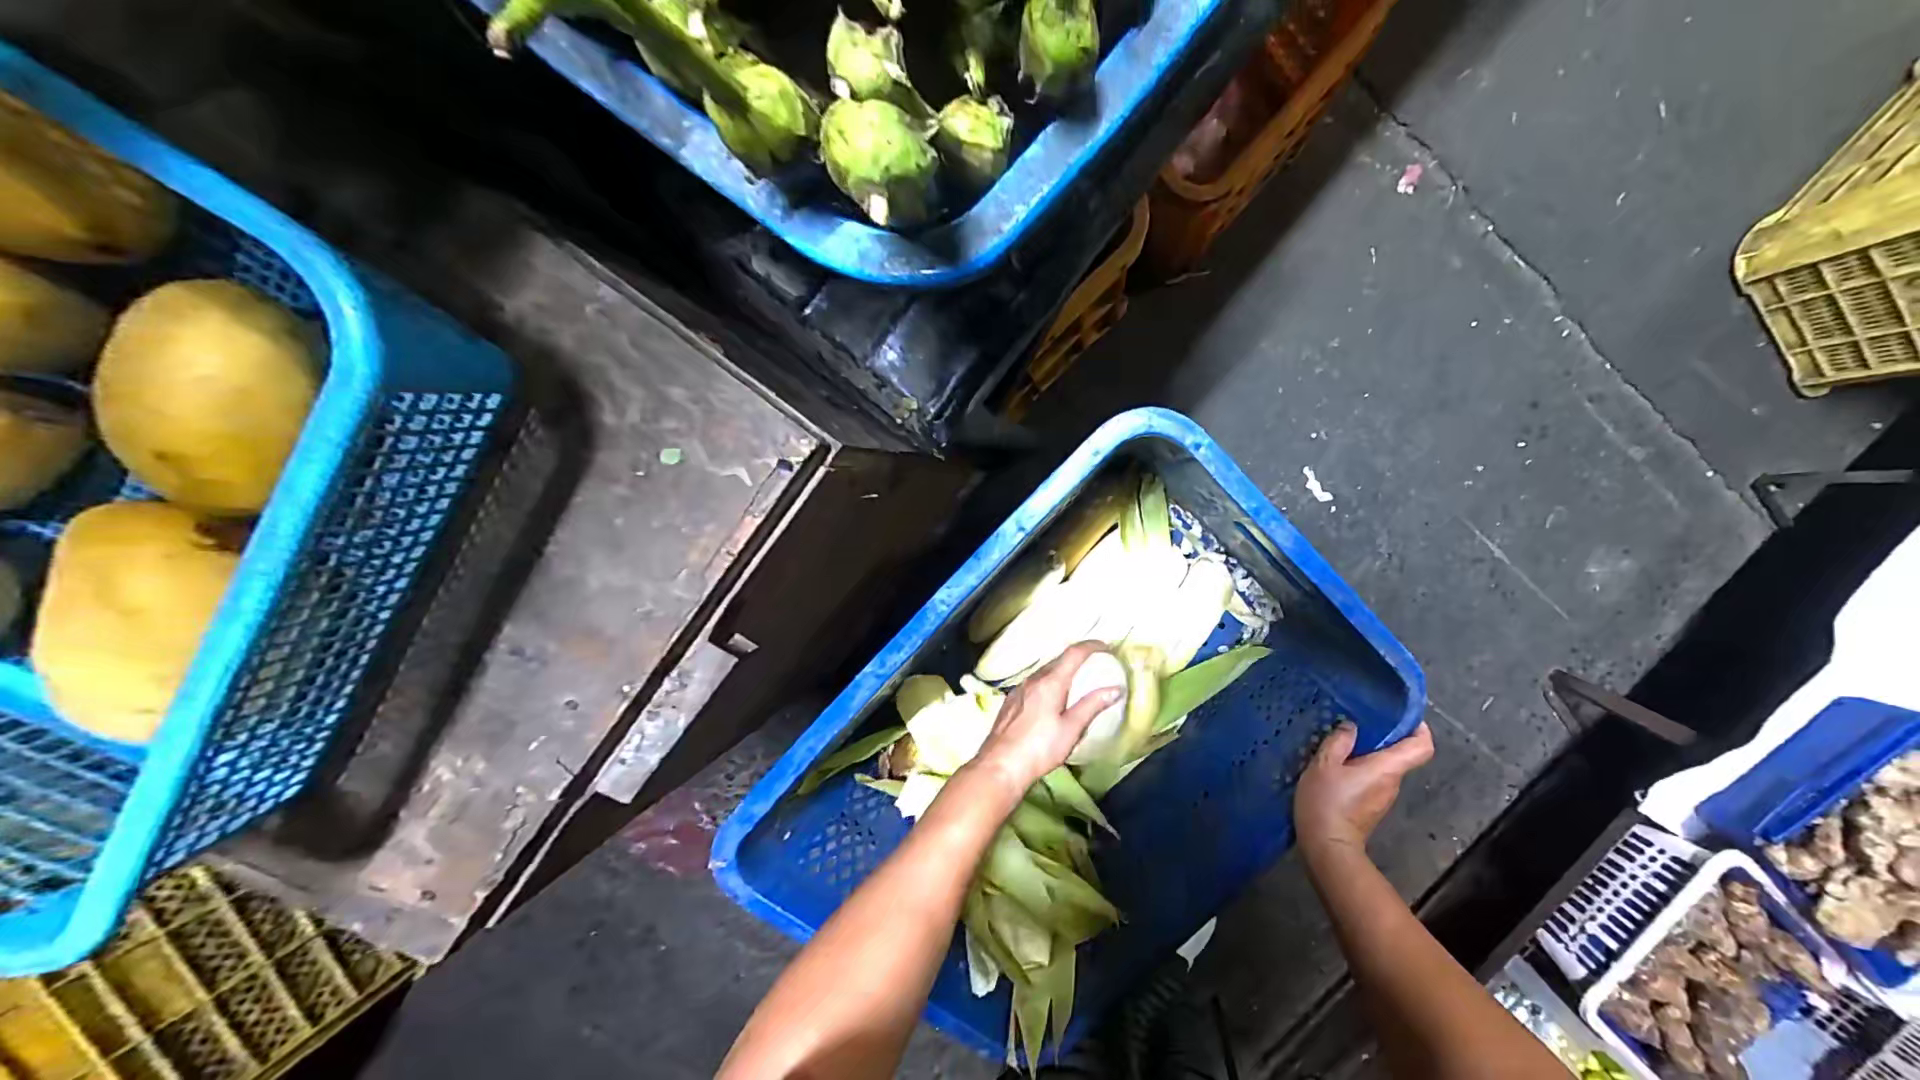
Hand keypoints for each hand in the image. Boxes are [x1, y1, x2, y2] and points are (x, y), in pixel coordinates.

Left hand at [970, 641, 1124, 794]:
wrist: (1000, 765)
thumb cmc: (1039, 748)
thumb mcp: (1071, 729)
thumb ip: (1092, 706)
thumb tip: (1115, 689)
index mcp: (1049, 682)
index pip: (1073, 653)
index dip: (1091, 646)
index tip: (1106, 646)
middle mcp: (1032, 680)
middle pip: (1058, 660)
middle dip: (1077, 658)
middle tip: (1095, 664)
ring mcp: (1019, 690)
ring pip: (1044, 672)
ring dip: (1061, 671)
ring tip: (1076, 681)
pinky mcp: (1011, 701)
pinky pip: (1034, 684)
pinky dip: (1048, 683)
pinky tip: (1052, 698)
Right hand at [1294, 721, 1432, 859]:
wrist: (1327, 845)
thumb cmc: (1327, 802)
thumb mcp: (1323, 765)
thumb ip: (1339, 742)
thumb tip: (1351, 726)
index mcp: (1387, 768)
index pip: (1422, 747)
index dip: (1419, 729)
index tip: (1402, 716)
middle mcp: (1393, 782)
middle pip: (1400, 755)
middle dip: (1382, 737)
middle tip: (1355, 723)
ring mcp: (1384, 796)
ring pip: (1383, 767)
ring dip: (1366, 753)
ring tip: (1339, 743)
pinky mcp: (1372, 805)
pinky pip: (1372, 778)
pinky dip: (1359, 768)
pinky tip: (1335, 767)